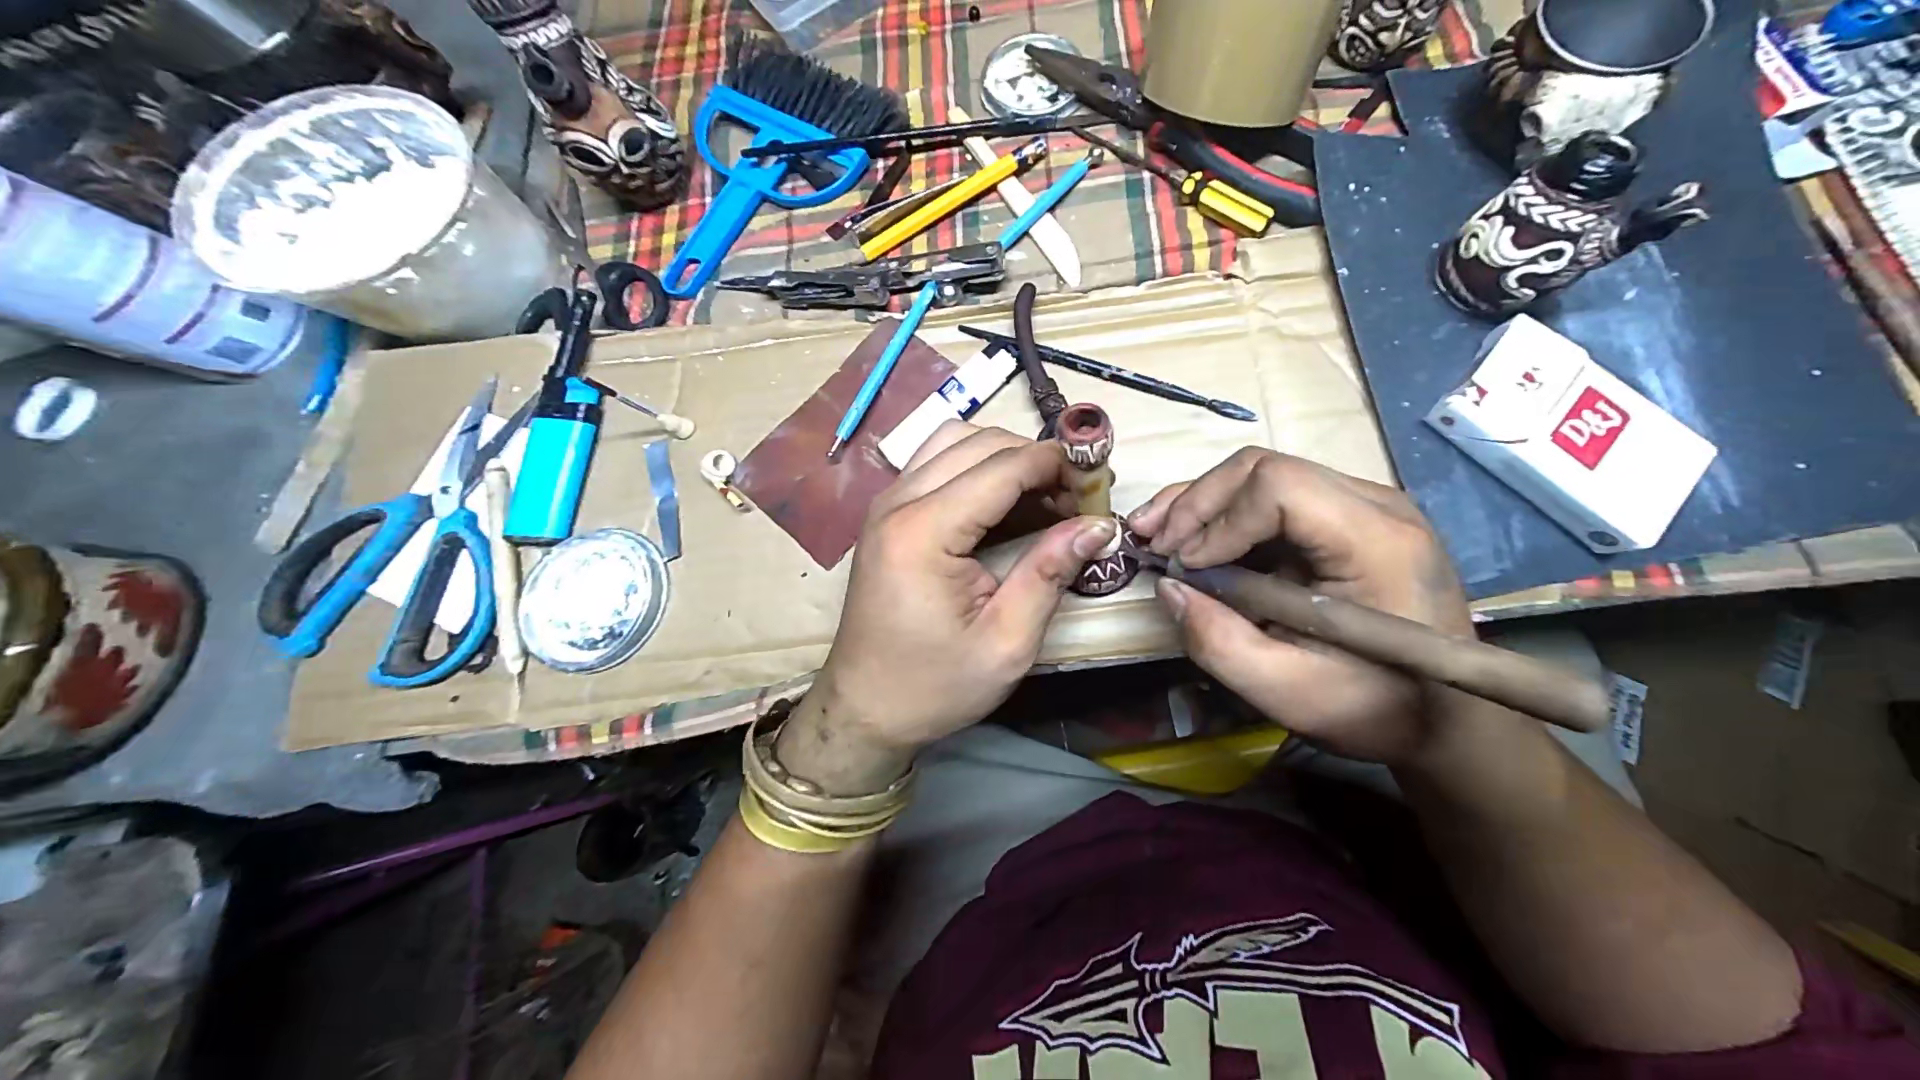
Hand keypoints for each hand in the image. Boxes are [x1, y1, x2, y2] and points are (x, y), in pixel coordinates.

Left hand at [777, 424, 1117, 793]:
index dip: (1057, 466)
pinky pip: (936, 463)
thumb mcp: (1006, 642)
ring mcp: (886, 502)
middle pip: (978, 442)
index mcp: (923, 532)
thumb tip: (1098, 524)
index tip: (1096, 489)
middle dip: (1035, 458)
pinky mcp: (887, 513)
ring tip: (1043, 499)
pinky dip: (977, 469)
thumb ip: (1050, 573)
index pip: (1002, 467)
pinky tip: (1006, 506)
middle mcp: (897, 502)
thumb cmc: (934, 685)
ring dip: (1005, 457)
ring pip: (954, 440)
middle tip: (1075, 500)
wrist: (865, 706)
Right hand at [1128, 448, 1474, 765]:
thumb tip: (1167, 586)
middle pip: (1264, 468)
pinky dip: (1221, 516)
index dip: (1219, 520)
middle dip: (1197, 503)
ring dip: (1199, 503)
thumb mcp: (1288, 693)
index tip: (1186, 567)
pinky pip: (1271, 499)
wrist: (1448, 717)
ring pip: (1260, 475)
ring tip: (1151, 531)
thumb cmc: (1378, 708)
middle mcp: (1374, 504)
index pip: (1280, 487)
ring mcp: (1360, 506)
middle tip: (1152, 544)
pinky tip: (1186, 538)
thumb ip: (1219, 642)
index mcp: (1377, 541)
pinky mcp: (1342, 520)